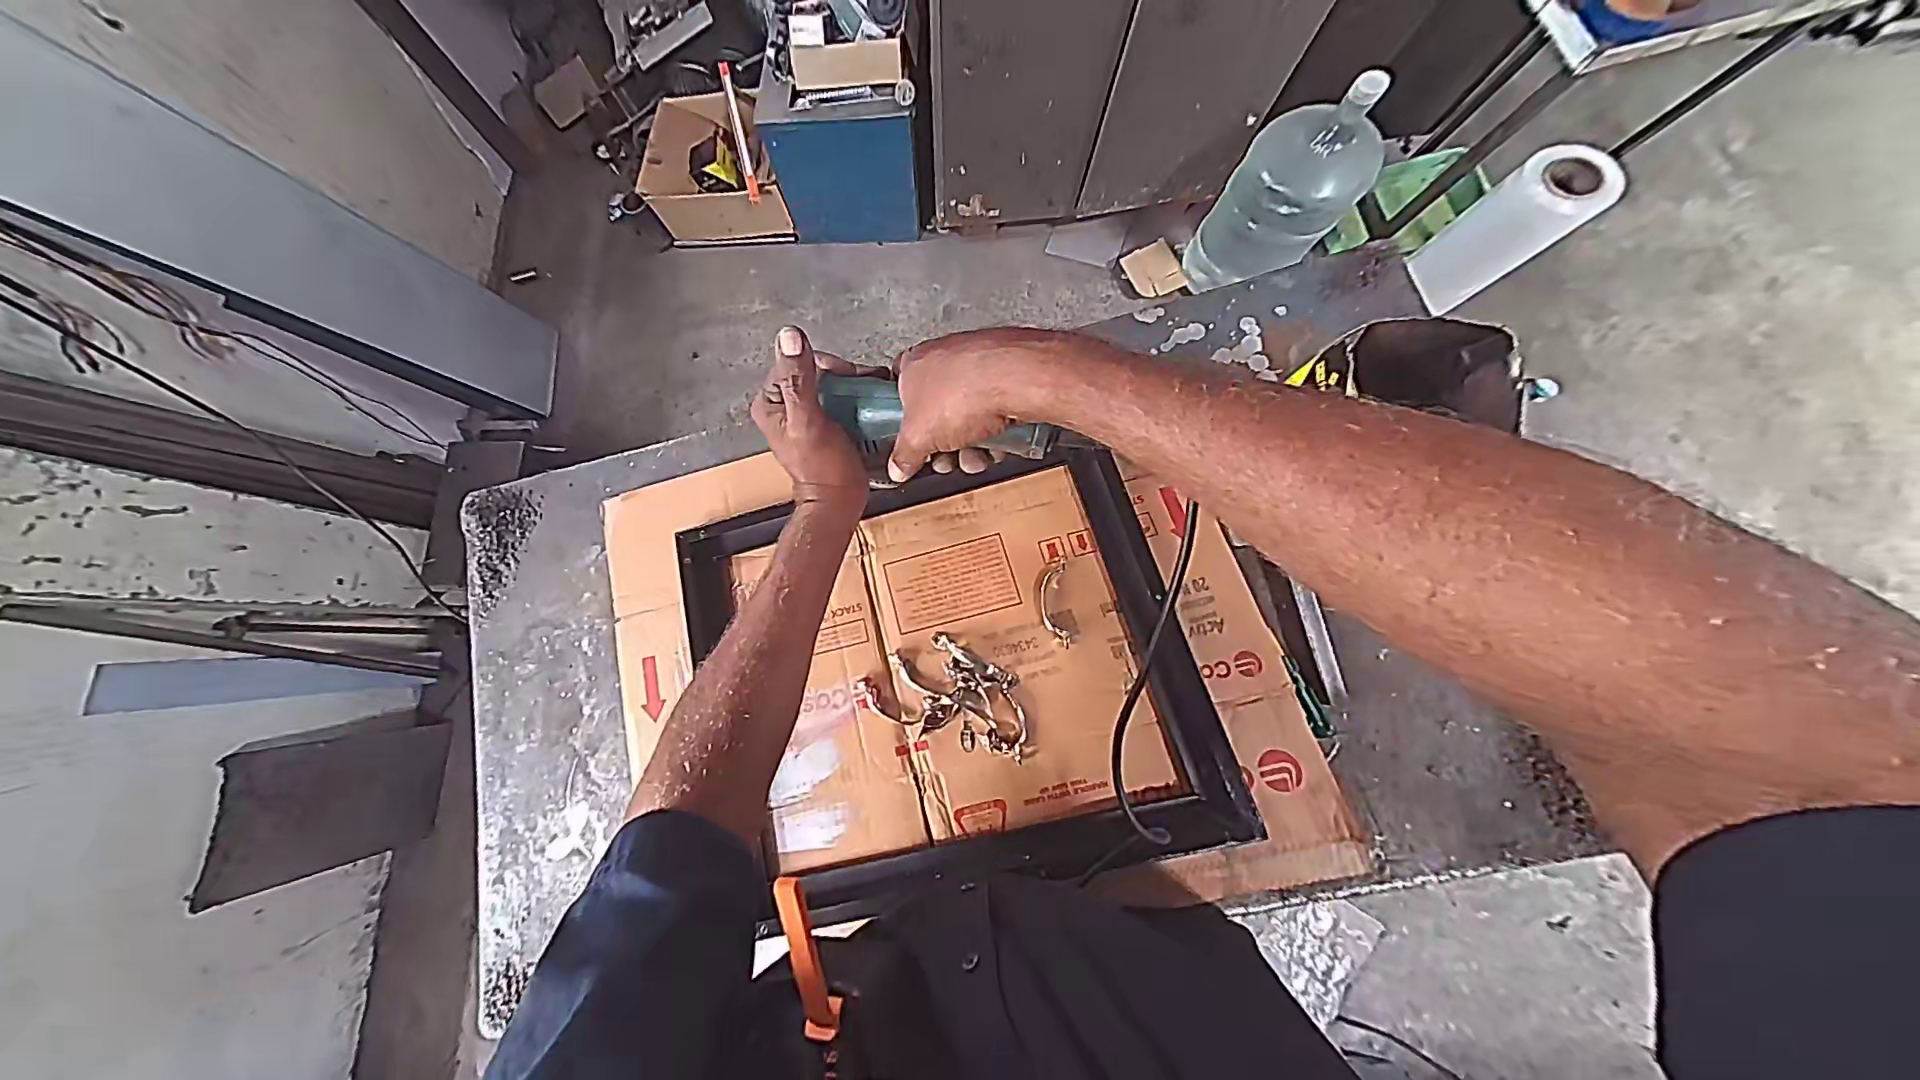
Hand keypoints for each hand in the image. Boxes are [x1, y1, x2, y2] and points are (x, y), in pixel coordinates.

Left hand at [751, 326, 867, 509]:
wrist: (839, 499)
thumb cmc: (822, 469)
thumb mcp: (808, 420)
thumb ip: (799, 380)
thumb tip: (790, 337)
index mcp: (771, 401)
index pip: (800, 361)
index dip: (828, 365)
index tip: (848, 379)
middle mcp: (786, 405)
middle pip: (820, 371)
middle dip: (847, 377)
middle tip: (864, 391)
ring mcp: (808, 414)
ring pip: (834, 384)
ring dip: (856, 387)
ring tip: (872, 397)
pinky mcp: (826, 424)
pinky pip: (842, 400)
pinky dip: (858, 399)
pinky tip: (871, 406)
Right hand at [887, 328, 1062, 482]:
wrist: (1017, 379)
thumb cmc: (965, 393)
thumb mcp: (918, 437)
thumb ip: (904, 455)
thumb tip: (898, 467)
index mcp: (913, 364)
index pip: (898, 394)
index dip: (904, 424)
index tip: (912, 446)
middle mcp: (944, 359)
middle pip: (936, 414)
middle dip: (943, 446)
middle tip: (947, 460)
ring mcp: (978, 367)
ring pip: (967, 417)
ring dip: (971, 447)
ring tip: (977, 459)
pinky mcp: (1007, 379)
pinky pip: (994, 413)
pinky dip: (995, 433)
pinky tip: (999, 447)